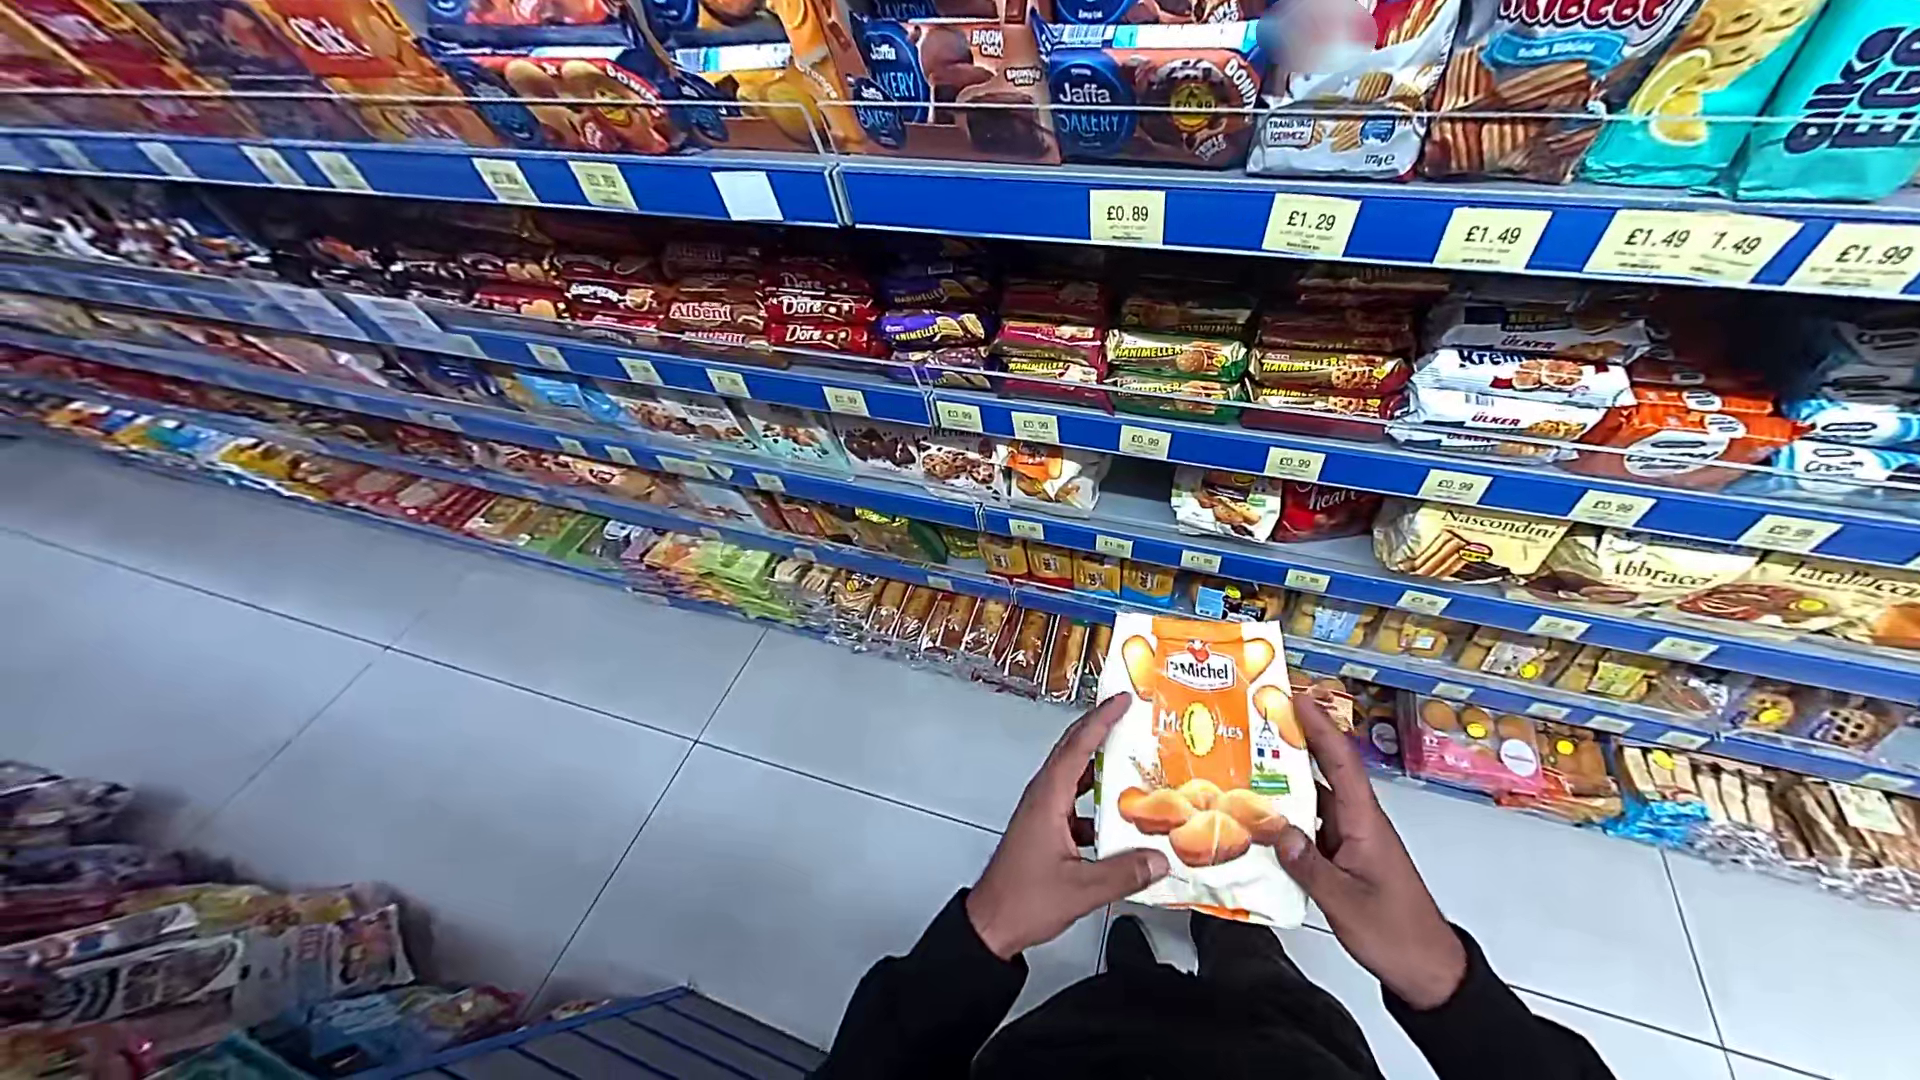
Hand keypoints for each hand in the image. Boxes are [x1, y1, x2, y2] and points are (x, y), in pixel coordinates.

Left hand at [967, 694, 1170, 959]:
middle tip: (1127, 713)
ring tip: (1130, 757)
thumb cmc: (1024, 899)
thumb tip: (1159, 859)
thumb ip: (1123, 873)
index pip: (1077, 747)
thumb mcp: (1081, 889)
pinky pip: (1074, 800)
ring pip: (1073, 774)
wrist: (992, 922)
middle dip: (1099, 727)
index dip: (1100, 720)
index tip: (1121, 701)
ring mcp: (1043, 810)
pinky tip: (1118, 815)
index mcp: (1048, 798)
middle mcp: (1043, 795)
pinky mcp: (1045, 826)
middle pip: (1072, 750)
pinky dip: (1096, 798)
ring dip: (1098, 762)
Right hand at [1274, 691, 1467, 1009]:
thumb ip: (1310, 867)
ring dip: (1283, 774)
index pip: (1343, 764)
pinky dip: (1283, 809)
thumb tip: (1277, 830)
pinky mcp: (1338, 851)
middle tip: (1261, 715)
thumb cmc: (1398, 936)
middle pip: (1326, 768)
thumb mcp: (1347, 904)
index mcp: (1365, 823)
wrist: (1428, 973)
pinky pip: (1307, 819)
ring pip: (1312, 794)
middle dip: (1297, 737)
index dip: (1320, 728)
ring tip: (1245, 757)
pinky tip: (1256, 812)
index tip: (1297, 699)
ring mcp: (1347, 835)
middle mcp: (1356, 820)